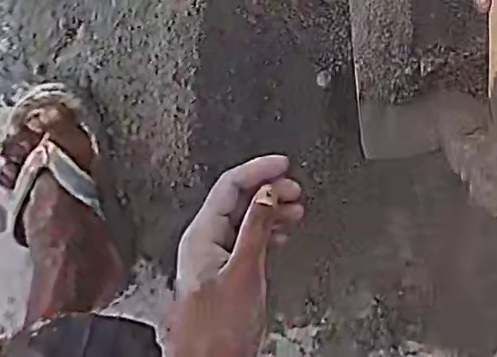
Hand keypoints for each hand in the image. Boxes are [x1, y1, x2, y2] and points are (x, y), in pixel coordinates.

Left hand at [167, 155, 304, 356]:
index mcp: (202, 235)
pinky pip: (246, 238)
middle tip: (295, 189)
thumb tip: (268, 191)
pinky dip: (266, 230)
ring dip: (271, 210)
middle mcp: (204, 241)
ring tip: (295, 210)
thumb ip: (256, 227)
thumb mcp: (244, 271)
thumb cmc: (218, 332)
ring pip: (244, 218)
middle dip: (268, 190)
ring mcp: (213, 258)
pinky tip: (281, 234)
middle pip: (237, 199)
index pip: (230, 184)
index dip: (258, 169)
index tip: (283, 164)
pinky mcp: (223, 273)